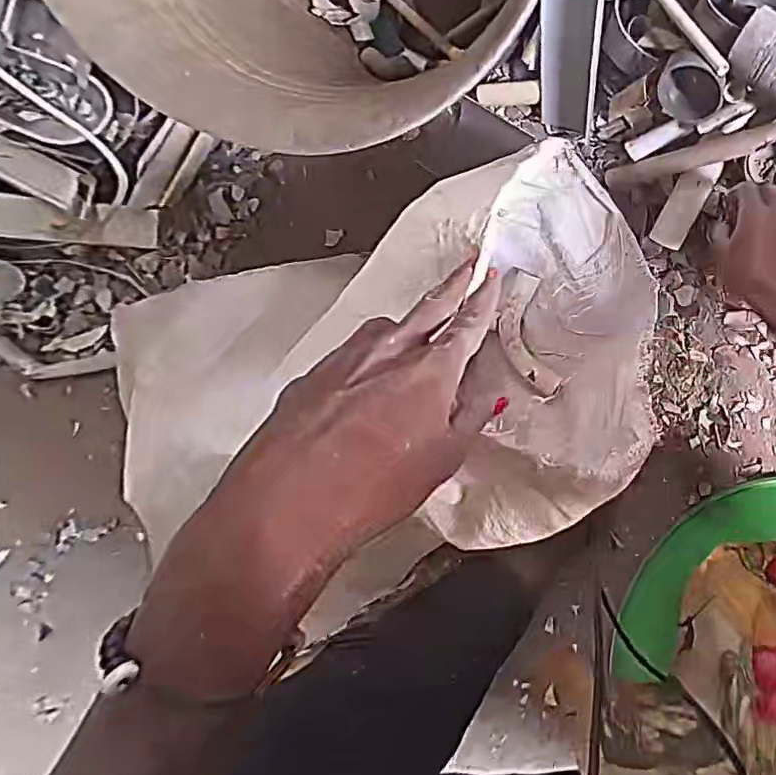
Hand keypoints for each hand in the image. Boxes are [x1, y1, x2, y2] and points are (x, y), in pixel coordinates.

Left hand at [127, 260, 503, 698]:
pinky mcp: (314, 374)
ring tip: (419, 337)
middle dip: (454, 284)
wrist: (284, 507)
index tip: (492, 279)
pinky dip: (372, 356)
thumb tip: (484, 395)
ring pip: (388, 329)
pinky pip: (353, 353)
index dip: (483, 299)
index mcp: (431, 369)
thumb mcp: (443, 459)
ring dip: (409, 325)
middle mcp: (389, 351)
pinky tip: (370, 384)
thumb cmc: (372, 489)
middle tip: (469, 266)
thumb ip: (469, 417)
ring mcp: (347, 358)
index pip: (467, 324)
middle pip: (429, 307)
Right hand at [710, 183, 775, 318]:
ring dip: (764, 204)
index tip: (727, 201)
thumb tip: (719, 225)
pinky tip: (759, 232)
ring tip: (749, 217)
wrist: (772, 299)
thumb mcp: (720, 254)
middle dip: (752, 193)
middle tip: (739, 204)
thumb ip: (718, 231)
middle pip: (767, 189)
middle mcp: (774, 216)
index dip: (733, 192)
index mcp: (755, 214)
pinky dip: (771, 218)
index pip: (746, 187)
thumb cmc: (748, 280)